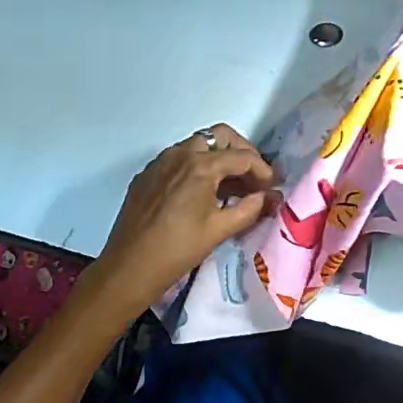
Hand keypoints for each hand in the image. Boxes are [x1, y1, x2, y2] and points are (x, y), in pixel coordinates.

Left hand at [88, 124, 277, 317]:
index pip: (242, 157)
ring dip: (216, 158)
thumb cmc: (178, 249)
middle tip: (252, 176)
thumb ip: (249, 208)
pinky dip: (193, 168)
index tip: (272, 187)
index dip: (263, 170)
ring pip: (194, 146)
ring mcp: (158, 163)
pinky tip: (199, 194)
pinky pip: (175, 161)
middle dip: (240, 152)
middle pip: (218, 137)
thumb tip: (270, 197)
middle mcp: (178, 155)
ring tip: (229, 186)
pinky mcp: (145, 176)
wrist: (130, 265)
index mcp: (200, 165)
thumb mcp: (219, 229)